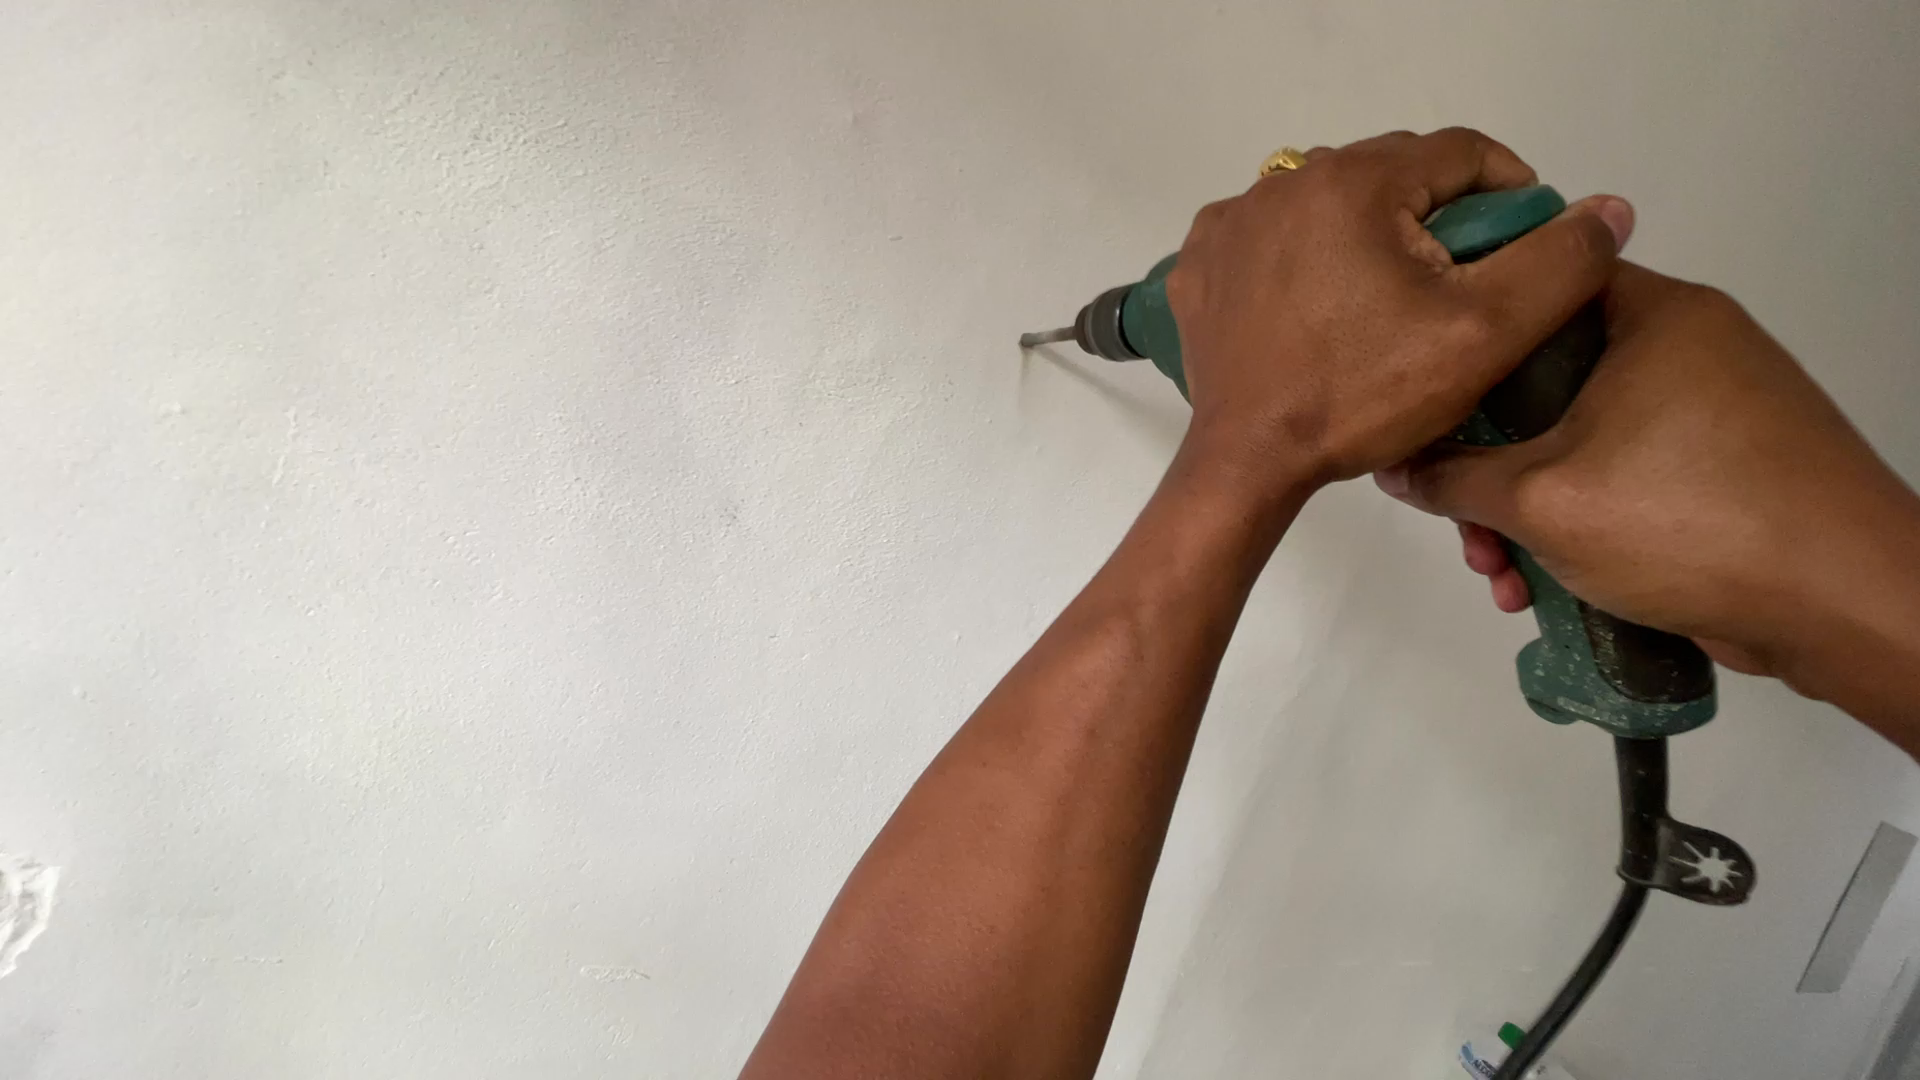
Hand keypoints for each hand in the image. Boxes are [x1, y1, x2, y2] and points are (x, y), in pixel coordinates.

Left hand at [1165, 127, 1631, 508]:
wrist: (1248, 461)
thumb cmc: (1360, 398)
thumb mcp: (1484, 333)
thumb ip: (1561, 260)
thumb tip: (1604, 208)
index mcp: (1349, 183)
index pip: (1458, 153)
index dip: (1505, 194)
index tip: (1514, 246)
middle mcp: (1275, 188)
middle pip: (1383, 176)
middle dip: (1425, 217)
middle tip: (1440, 282)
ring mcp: (1223, 230)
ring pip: (1319, 207)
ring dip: (1355, 235)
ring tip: (1372, 297)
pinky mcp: (1194, 271)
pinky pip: (1261, 242)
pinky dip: (1289, 259)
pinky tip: (1305, 301)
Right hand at [1377, 263, 1919, 729]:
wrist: (1847, 611)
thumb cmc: (1686, 522)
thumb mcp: (1534, 498)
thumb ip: (1446, 477)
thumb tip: (1391, 467)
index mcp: (1652, 322)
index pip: (1539, 288)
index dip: (1467, 328)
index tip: (1417, 377)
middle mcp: (1677, 351)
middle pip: (1537, 384)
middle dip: (1480, 464)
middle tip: (1456, 520)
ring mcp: (1694, 412)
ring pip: (1562, 443)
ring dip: (1512, 511)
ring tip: (1498, 573)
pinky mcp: (1704, 467)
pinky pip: (1602, 476)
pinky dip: (1561, 524)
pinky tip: (1534, 584)